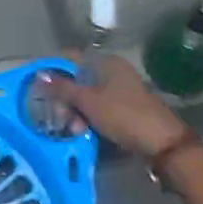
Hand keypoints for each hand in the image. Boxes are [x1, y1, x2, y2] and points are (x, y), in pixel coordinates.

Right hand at [46, 56, 191, 157]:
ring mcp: (120, 91)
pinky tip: (81, 131)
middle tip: (57, 116)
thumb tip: (38, 74)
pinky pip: (97, 109)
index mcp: (106, 63)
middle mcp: (113, 72)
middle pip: (77, 79)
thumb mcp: (88, 101)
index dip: (53, 70)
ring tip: (71, 129)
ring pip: (86, 97)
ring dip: (74, 112)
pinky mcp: (124, 110)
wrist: (164, 145)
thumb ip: (62, 87)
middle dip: (64, 98)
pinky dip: (87, 118)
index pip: (70, 58)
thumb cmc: (123, 115)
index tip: (38, 87)